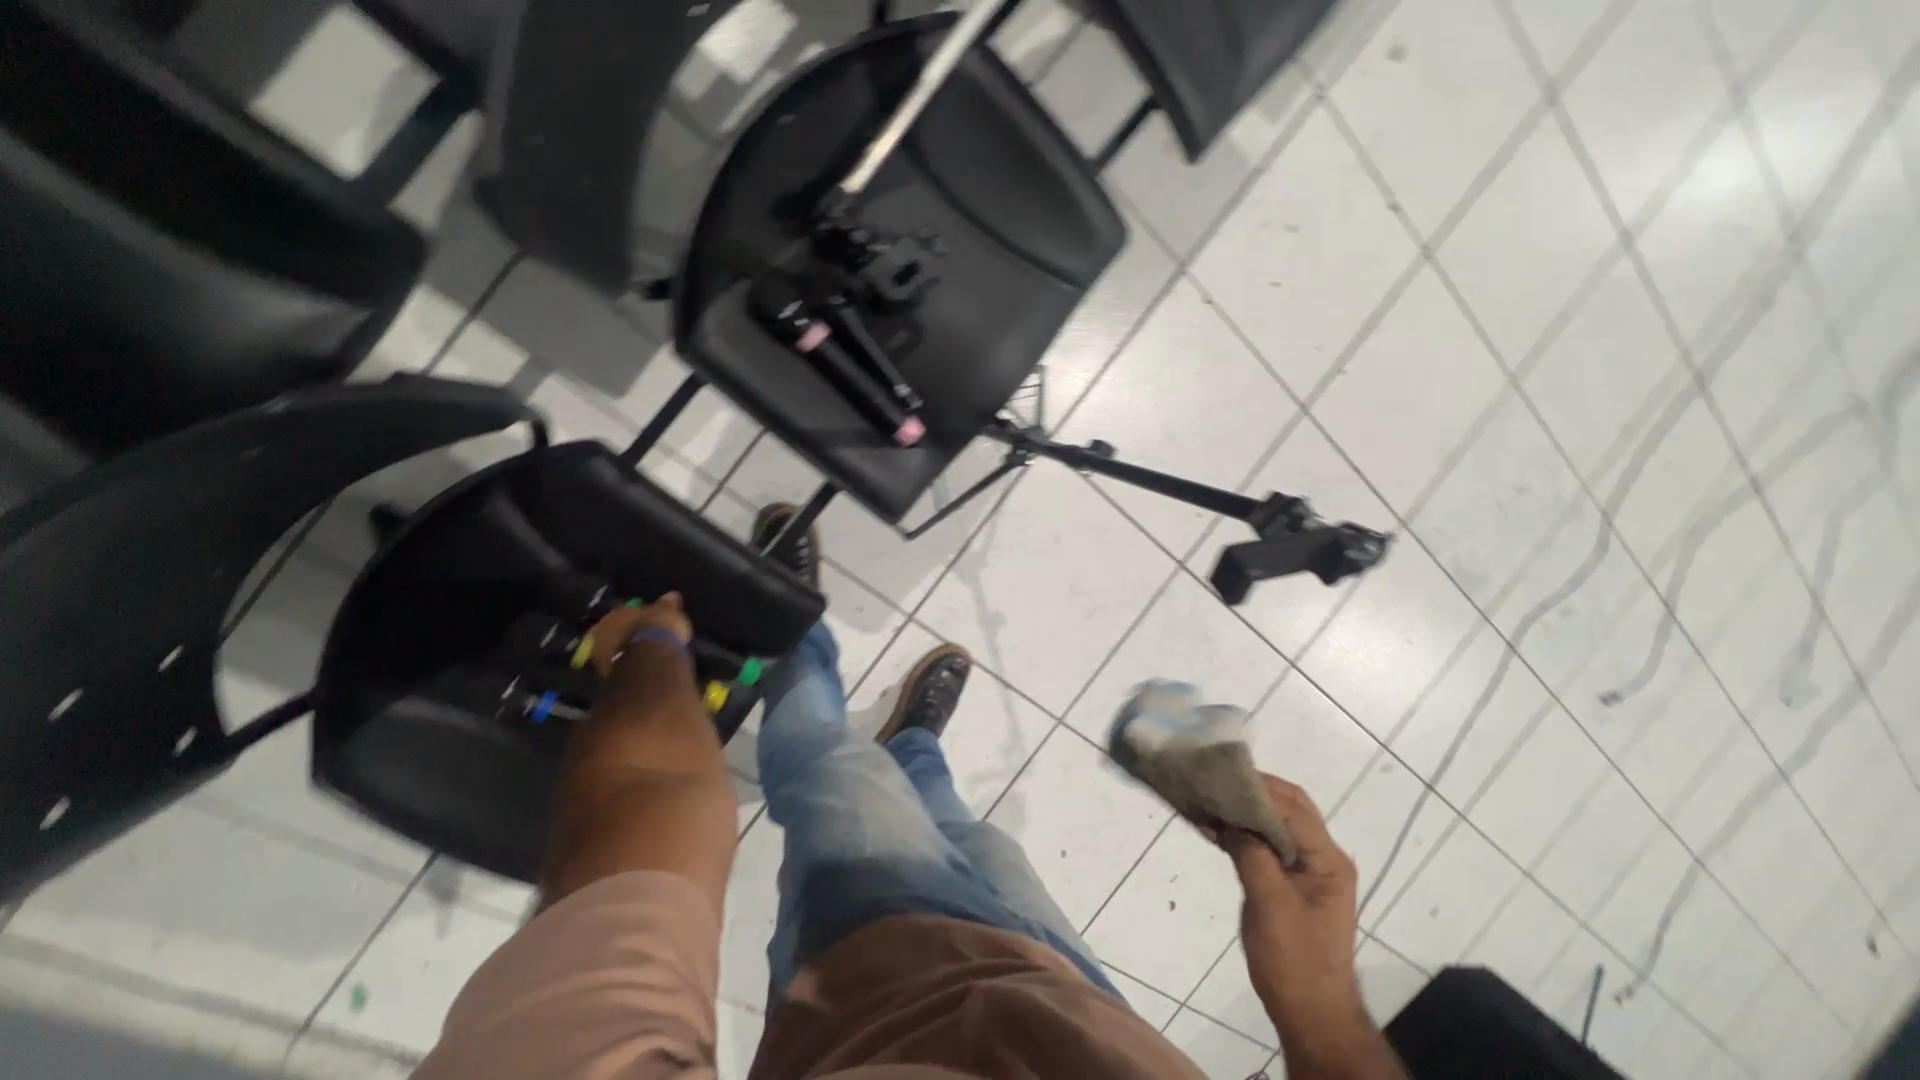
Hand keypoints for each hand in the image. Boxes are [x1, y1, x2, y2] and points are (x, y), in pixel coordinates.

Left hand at [587, 593, 692, 676]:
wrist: (648, 664)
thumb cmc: (657, 631)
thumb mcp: (668, 613)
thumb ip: (667, 605)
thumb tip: (672, 595)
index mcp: (614, 614)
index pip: (622, 611)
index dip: (634, 615)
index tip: (644, 619)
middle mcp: (601, 632)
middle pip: (614, 631)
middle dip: (625, 633)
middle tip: (639, 637)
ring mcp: (600, 655)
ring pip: (613, 650)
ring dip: (623, 651)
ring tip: (639, 654)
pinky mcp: (606, 676)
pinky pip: (618, 666)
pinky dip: (625, 665)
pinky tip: (637, 667)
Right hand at [1228, 774, 1379, 1069]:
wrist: (1312, 1013)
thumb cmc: (1292, 959)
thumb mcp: (1268, 903)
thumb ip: (1251, 853)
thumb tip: (1230, 817)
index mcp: (1327, 859)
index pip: (1292, 805)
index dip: (1258, 785)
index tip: (1219, 772)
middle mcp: (1324, 857)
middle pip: (1290, 808)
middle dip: (1254, 790)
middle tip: (1213, 780)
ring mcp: (1312, 872)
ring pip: (1280, 824)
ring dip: (1249, 810)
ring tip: (1212, 798)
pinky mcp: (1296, 885)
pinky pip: (1273, 844)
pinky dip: (1249, 832)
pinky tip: (1221, 828)